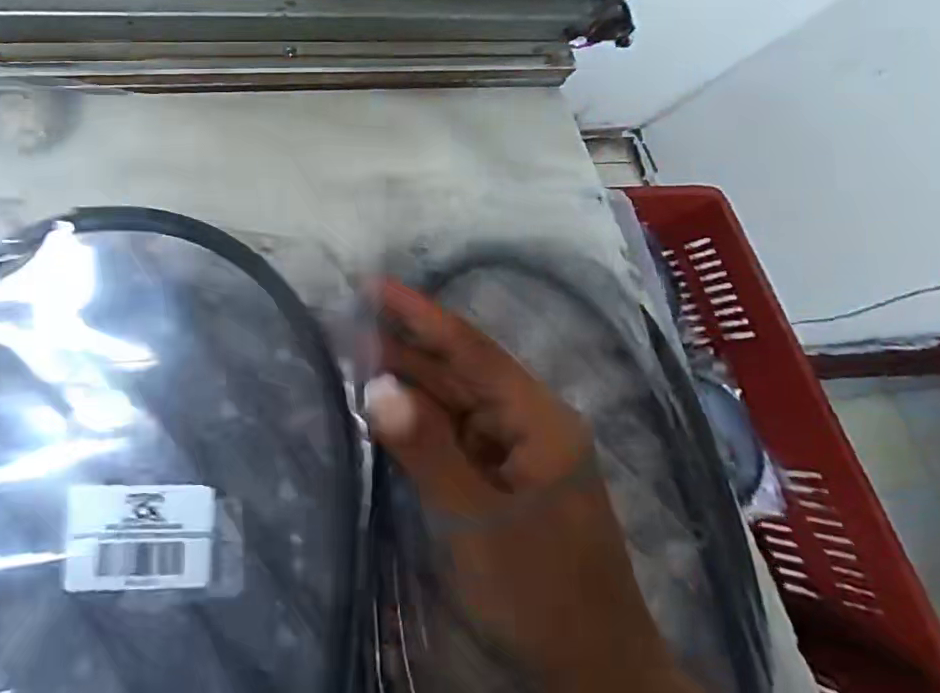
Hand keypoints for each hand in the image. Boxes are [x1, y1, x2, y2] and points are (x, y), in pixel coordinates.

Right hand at [367, 281, 696, 692]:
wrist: (595, 672)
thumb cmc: (541, 591)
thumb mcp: (477, 521)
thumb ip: (427, 450)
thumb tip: (376, 386)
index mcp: (538, 419)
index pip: (471, 350)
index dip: (421, 315)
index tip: (374, 285)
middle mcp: (528, 423)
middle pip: (459, 373)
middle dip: (405, 348)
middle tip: (344, 322)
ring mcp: (515, 454)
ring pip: (453, 405)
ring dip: (407, 385)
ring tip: (351, 359)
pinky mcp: (500, 481)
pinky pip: (454, 439)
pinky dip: (418, 426)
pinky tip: (383, 412)